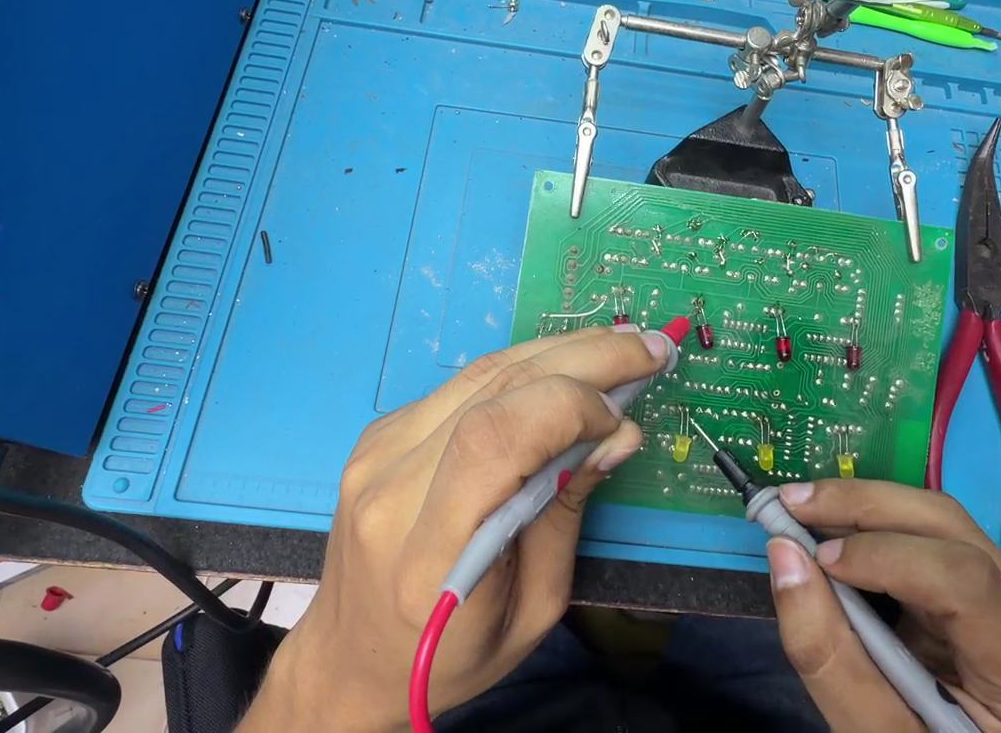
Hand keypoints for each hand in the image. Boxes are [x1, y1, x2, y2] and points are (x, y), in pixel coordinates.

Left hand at [245, 325, 673, 731]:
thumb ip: (569, 511)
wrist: (352, 655)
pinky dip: (524, 368)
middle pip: (493, 388)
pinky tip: (566, 367)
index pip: (494, 440)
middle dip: (583, 357)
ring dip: (559, 349)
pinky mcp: (382, 430)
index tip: (622, 418)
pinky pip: (464, 384)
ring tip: (619, 345)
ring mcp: (379, 449)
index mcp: (428, 554)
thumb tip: (620, 431)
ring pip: (482, 370)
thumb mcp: (534, 608)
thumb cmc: (452, 654)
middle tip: (648, 346)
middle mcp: (393, 485)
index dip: (567, 408)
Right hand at [765, 479, 1000, 732]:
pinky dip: (869, 529)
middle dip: (865, 506)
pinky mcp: (976, 598)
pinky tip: (828, 532)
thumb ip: (830, 655)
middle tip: (790, 503)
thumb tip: (783, 553)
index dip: (886, 556)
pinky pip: (923, 543)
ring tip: (798, 509)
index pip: (965, 581)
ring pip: (937, 523)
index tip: (815, 558)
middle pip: (950, 529)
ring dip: (862, 508)